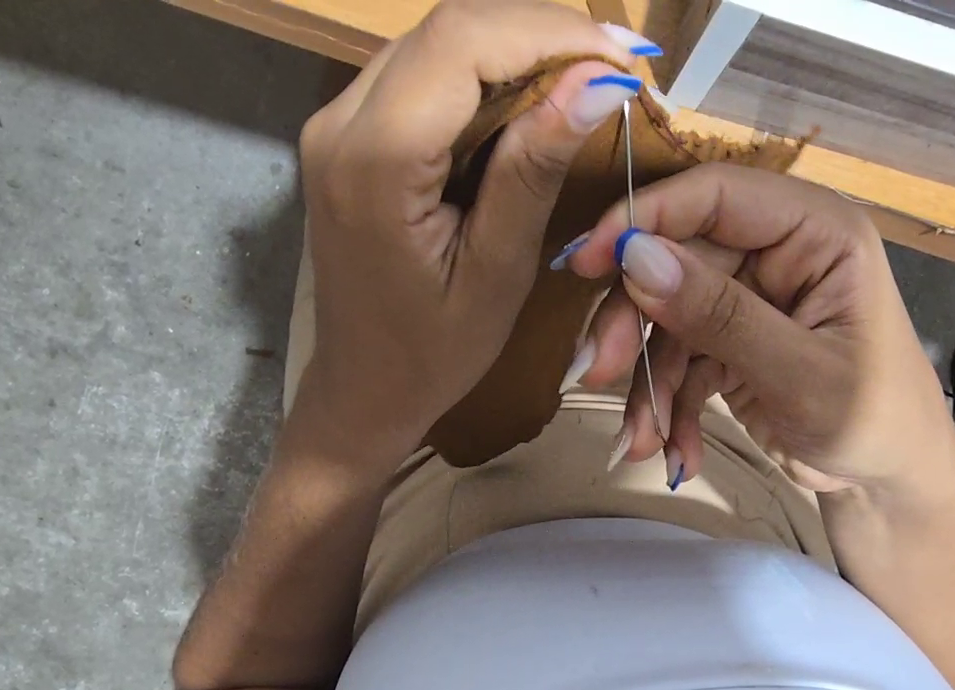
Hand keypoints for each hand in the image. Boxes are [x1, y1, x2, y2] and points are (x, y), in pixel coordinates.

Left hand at [288, 1, 654, 468]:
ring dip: (511, 51)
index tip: (619, 57)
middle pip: (446, 29)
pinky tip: (526, 105)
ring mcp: (334, 124)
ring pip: (433, 44)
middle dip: (536, 35)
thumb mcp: (497, 273)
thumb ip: (534, 170)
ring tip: (579, 85)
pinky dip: (479, 78)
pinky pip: (418, 76)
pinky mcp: (344, 135)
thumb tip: (597, 82)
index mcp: (377, 163)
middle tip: (609, 70)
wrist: (363, 388)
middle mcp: (340, 124)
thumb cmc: (434, 354)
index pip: (462, 42)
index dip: (549, 30)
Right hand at [557, 165, 954, 500]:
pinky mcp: (729, 346)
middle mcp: (777, 255)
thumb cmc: (873, 422)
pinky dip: (668, 409)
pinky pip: (679, 365)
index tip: (586, 263)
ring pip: (666, 322)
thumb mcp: (799, 373)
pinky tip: (675, 454)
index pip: (714, 198)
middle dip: (634, 327)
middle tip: (596, 375)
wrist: (887, 483)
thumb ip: (720, 315)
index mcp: (815, 232)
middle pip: (676, 264)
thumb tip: (637, 258)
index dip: (643, 220)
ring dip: (648, 386)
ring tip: (641, 444)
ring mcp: (749, 302)